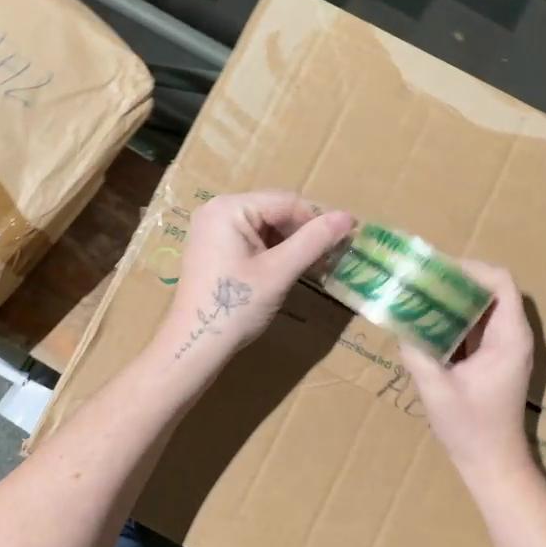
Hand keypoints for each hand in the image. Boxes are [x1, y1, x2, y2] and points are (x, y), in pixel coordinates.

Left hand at [154, 192, 353, 371]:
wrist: (196, 344)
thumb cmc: (236, 306)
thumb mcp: (279, 272)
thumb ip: (314, 241)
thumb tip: (349, 218)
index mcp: (229, 208)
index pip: (287, 201)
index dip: (318, 220)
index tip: (346, 241)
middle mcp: (217, 210)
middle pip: (275, 211)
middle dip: (304, 233)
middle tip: (331, 258)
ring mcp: (212, 230)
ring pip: (265, 226)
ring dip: (291, 244)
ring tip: (315, 267)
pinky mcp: (213, 249)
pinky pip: (251, 240)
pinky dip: (273, 252)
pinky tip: (289, 270)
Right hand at [400, 262, 536, 472]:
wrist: (493, 462)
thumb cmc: (471, 428)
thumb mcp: (437, 390)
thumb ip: (418, 354)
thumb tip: (397, 323)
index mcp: (509, 338)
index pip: (501, 283)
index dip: (471, 269)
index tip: (436, 271)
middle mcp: (513, 336)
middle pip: (492, 289)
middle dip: (457, 279)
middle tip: (420, 279)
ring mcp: (505, 347)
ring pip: (483, 306)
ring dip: (454, 297)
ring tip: (419, 293)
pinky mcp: (493, 358)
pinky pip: (477, 325)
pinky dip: (454, 317)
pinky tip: (426, 321)